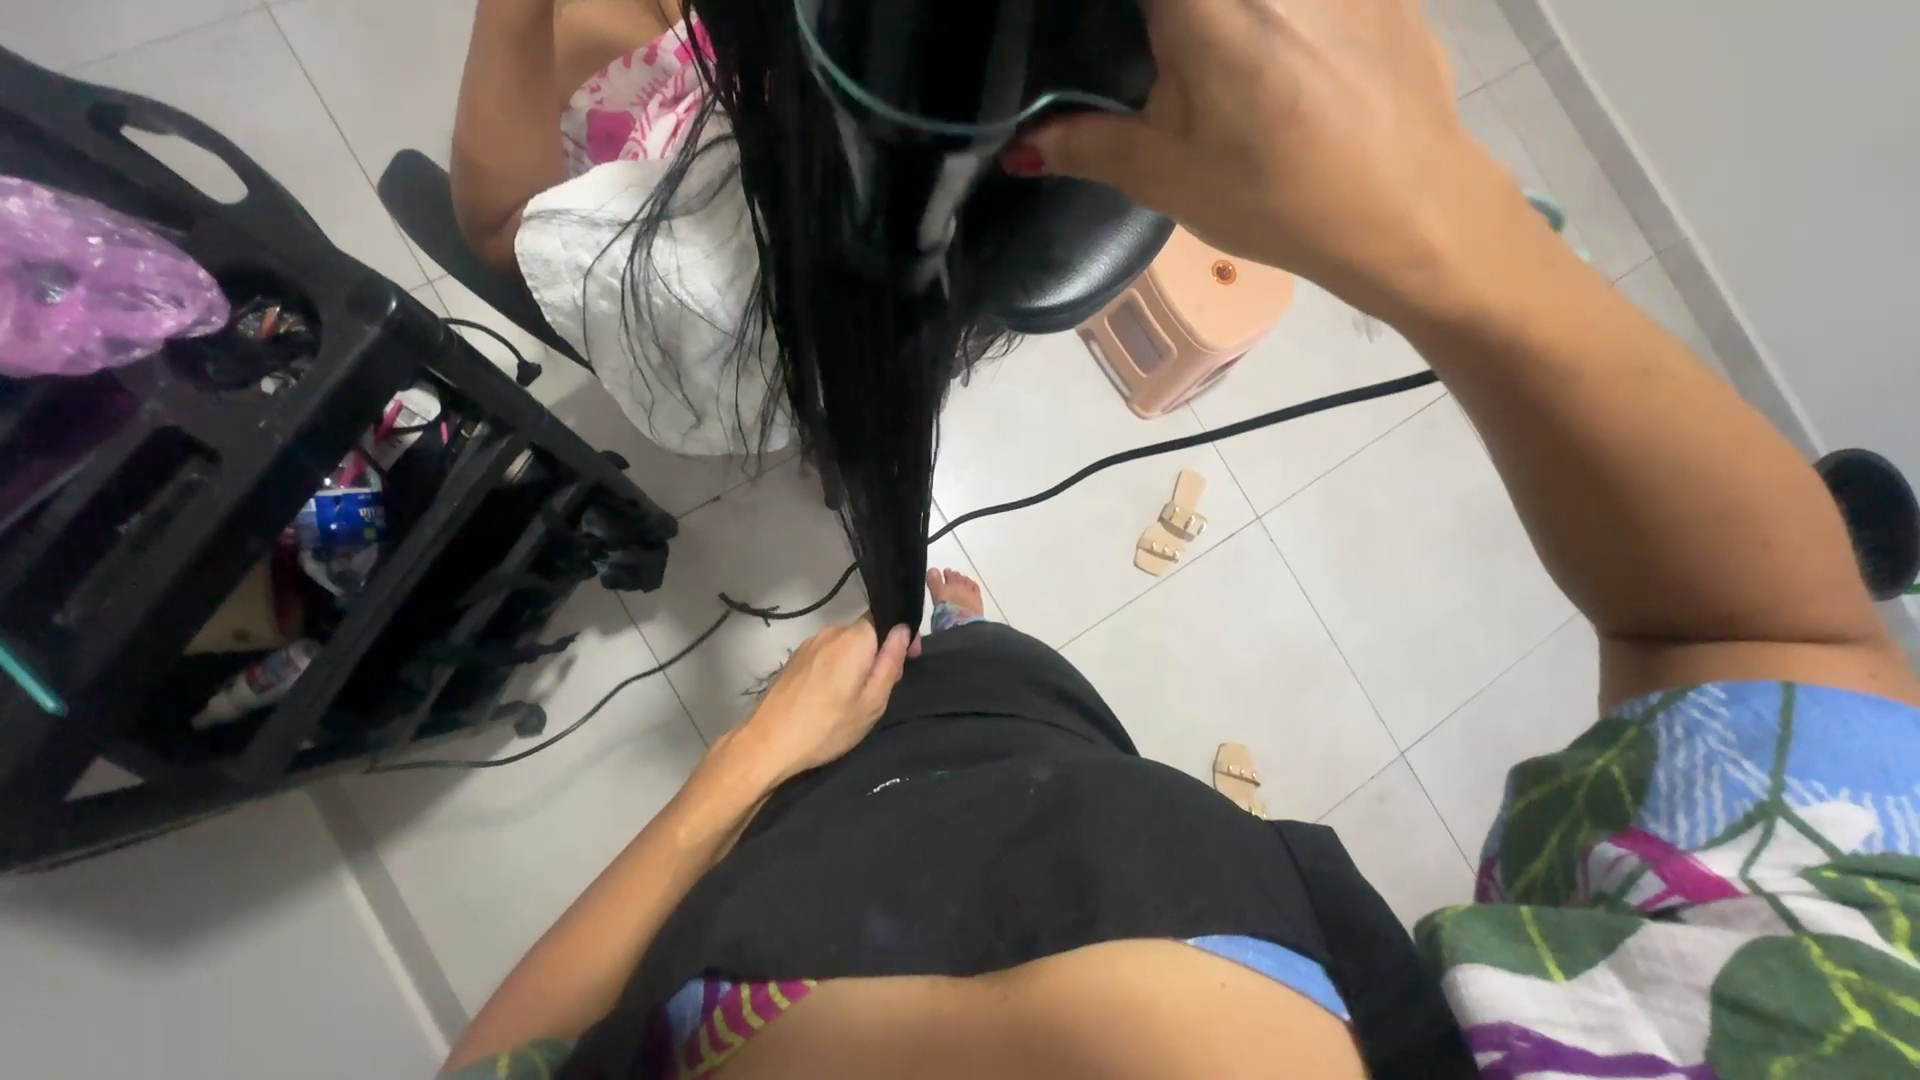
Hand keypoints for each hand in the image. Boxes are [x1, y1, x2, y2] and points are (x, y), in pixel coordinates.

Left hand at [722, 617, 913, 784]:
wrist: (768, 743)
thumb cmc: (827, 728)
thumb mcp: (871, 703)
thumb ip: (890, 663)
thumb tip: (903, 630)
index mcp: (853, 640)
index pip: (884, 616)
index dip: (899, 635)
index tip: (908, 659)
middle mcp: (830, 632)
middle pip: (865, 631)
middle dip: (878, 652)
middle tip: (880, 689)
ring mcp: (809, 643)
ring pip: (846, 643)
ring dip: (856, 660)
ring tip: (853, 696)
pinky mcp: (796, 657)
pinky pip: (828, 652)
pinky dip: (837, 666)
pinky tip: (831, 695)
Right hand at [1014, 0, 1535, 320]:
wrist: (1405, 208)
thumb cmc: (1273, 197)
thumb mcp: (1166, 177)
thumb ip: (1084, 146)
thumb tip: (1021, 148)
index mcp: (1202, 2)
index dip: (1121, 20)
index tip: (1129, 47)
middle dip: (1173, 26)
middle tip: (1171, 61)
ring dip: (1223, 27)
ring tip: (1236, 82)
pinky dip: (1282, 19)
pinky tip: (1290, 60)